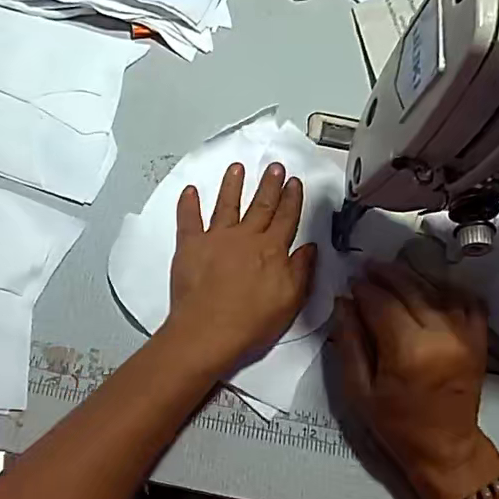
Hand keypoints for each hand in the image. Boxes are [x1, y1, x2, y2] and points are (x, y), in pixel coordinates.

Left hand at [160, 161, 316, 372]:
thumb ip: (301, 271)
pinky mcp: (190, 246)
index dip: (292, 199)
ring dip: (233, 185)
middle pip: (260, 205)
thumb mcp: (291, 301)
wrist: (208, 331)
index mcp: (272, 249)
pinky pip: (189, 219)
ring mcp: (216, 239)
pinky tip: (190, 191)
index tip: (294, 183)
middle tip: (274, 167)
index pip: (286, 218)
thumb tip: (309, 248)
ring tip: (237, 168)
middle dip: (269, 184)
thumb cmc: (251, 322)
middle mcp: (245, 237)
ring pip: (227, 205)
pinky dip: (188, 204)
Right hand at [332, 261, 498, 498]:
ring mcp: (465, 334)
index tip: (351, 284)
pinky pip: (464, 299)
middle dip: (385, 275)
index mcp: (408, 351)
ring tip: (391, 273)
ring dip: (412, 276)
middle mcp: (441, 336)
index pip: (381, 303)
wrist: (445, 448)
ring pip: (436, 288)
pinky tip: (427, 286)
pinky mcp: (478, 338)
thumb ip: (349, 342)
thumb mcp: (359, 389)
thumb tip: (344, 303)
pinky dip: (445, 287)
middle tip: (367, 269)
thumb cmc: (397, 426)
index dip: (363, 289)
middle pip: (410, 288)